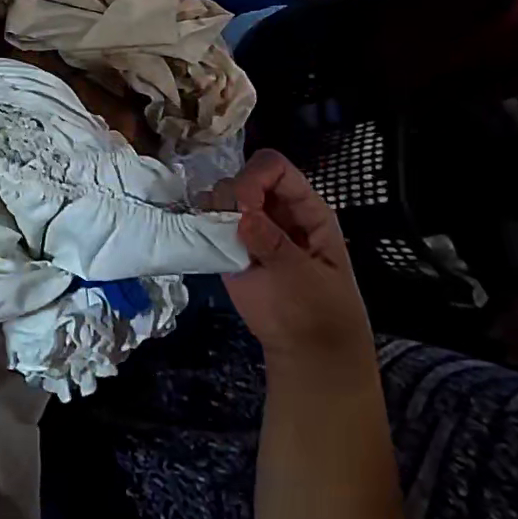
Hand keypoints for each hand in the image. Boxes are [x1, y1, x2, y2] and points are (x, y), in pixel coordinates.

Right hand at [215, 150, 373, 367]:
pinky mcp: (226, 242)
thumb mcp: (305, 279)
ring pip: (220, 195)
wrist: (304, 348)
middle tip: (231, 228)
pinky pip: (206, 219)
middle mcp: (275, 210)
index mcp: (305, 209)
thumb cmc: (318, 311)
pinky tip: (204, 238)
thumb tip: (243, 215)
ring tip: (220, 237)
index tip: (244, 206)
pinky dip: (200, 222)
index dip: (255, 178)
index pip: (275, 169)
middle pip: (243, 177)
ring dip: (213, 209)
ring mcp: (250, 226)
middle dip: (231, 196)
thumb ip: (275, 245)